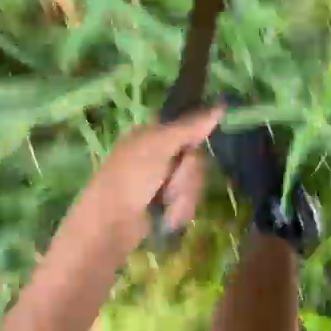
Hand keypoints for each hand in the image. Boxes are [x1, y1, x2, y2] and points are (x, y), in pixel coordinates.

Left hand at [74, 108, 222, 248]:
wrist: (109, 226)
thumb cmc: (129, 178)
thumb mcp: (159, 146)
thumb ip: (189, 127)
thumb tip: (221, 105)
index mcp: (151, 134)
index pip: (188, 127)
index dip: (194, 139)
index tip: (192, 150)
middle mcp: (158, 154)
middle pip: (196, 157)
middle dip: (187, 175)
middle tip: (171, 183)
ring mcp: (162, 180)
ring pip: (194, 180)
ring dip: (184, 195)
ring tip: (166, 204)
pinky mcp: (165, 204)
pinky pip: (188, 200)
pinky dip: (180, 209)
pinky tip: (167, 217)